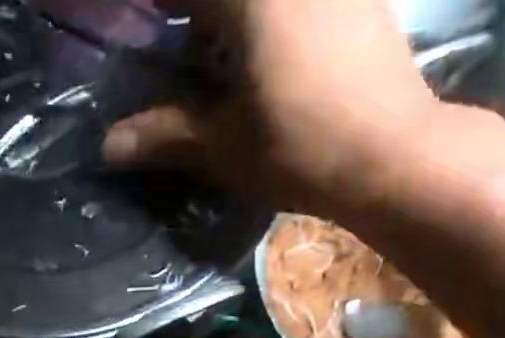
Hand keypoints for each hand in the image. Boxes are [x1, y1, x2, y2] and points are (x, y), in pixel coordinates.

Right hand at [102, 0, 444, 213]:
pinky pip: (288, 7)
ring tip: (202, 51)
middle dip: (184, 16)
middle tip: (166, 39)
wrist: (396, 155)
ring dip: (220, 25)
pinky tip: (249, 51)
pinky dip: (260, 24)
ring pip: (253, 5)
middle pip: (216, 2)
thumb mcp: (222, 145)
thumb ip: (163, 133)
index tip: (127, 28)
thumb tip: (107, 146)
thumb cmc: (301, 147)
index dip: (148, 12)